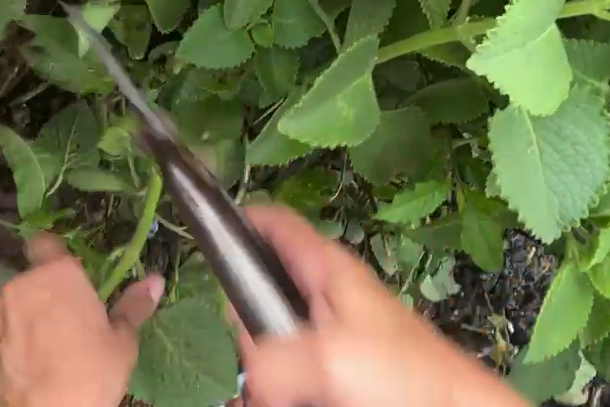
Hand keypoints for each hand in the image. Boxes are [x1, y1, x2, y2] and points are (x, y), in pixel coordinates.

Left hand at [0, 234, 163, 406]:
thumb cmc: (85, 380)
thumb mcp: (121, 346)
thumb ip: (133, 307)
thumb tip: (155, 279)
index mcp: (58, 275)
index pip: (46, 243)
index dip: (54, 256)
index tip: (67, 277)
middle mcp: (20, 287)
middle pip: (32, 283)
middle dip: (45, 299)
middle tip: (65, 330)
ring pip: (11, 313)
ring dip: (23, 326)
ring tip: (40, 360)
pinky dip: (2, 354)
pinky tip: (17, 380)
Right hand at [234, 206, 525, 406]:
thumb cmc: (402, 371)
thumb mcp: (332, 355)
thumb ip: (277, 354)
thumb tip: (248, 371)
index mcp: (325, 267)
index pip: (273, 223)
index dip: (239, 221)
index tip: (208, 241)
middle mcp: (321, 295)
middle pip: (259, 290)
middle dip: (244, 321)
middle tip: (251, 353)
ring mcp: (326, 336)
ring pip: (269, 342)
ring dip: (261, 368)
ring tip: (270, 391)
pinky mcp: (331, 374)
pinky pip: (285, 375)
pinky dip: (275, 388)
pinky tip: (277, 398)